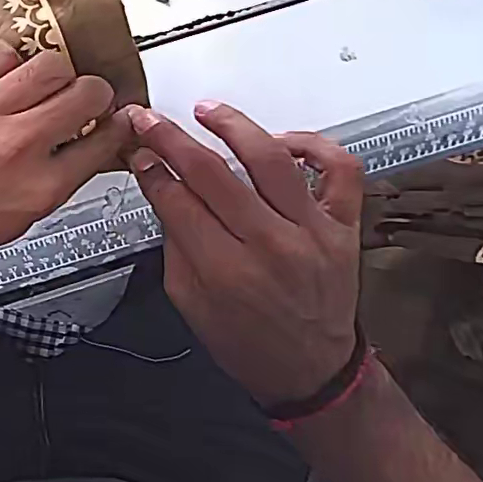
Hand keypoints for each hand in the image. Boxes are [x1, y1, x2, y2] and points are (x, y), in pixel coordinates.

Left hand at [0, 41, 130, 314]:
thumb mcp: (20, 218)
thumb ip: (60, 179)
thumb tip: (87, 146)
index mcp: (39, 188)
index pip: (103, 142)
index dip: (116, 127)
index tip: (115, 120)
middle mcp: (15, 146)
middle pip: (85, 94)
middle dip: (95, 95)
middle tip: (84, 99)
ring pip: (50, 65)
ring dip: (57, 75)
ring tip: (44, 87)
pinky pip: (0, 54)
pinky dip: (10, 64)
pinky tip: (4, 80)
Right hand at [123, 102, 363, 407]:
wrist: (311, 370)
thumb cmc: (245, 342)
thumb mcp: (188, 302)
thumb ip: (175, 244)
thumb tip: (164, 188)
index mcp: (224, 272)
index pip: (176, 200)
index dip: (151, 169)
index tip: (138, 151)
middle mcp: (269, 246)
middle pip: (211, 173)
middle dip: (171, 139)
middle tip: (151, 120)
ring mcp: (312, 232)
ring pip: (270, 160)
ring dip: (233, 127)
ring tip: (207, 111)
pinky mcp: (343, 226)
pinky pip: (339, 169)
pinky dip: (312, 145)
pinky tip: (280, 139)